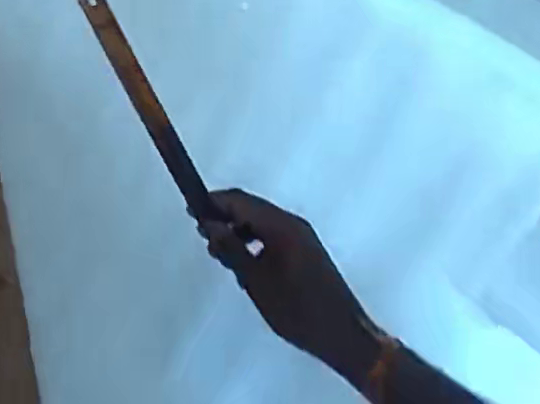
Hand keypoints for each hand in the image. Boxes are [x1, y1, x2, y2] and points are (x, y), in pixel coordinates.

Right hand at [201, 189, 382, 387]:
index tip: (192, 210)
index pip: (241, 201)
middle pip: (251, 207)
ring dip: (239, 229)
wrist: (347, 338)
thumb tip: (209, 225)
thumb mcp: (258, 283)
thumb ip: (232, 250)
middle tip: (202, 232)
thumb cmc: (300, 312)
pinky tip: (244, 262)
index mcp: (282, 225)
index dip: (215, 202)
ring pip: (261, 220)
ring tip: (219, 251)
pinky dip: (255, 239)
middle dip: (225, 216)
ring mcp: (302, 234)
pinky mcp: (306, 248)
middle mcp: (292, 222)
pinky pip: (273, 233)